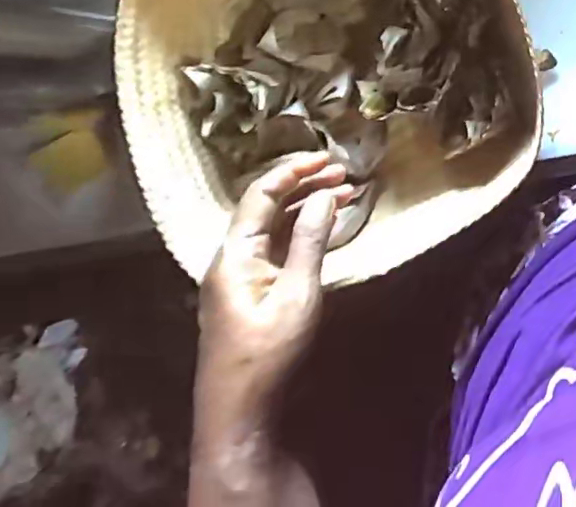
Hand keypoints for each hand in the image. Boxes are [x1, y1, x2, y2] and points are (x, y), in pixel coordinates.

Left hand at [198, 153, 353, 414]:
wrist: (238, 417)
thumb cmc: (268, 356)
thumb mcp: (297, 296)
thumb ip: (309, 241)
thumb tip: (324, 195)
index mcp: (235, 250)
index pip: (262, 192)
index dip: (295, 170)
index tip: (328, 158)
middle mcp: (231, 254)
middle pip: (267, 204)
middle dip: (305, 185)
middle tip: (343, 174)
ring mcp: (238, 272)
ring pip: (272, 224)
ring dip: (305, 207)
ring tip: (343, 193)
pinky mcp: (248, 289)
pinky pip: (273, 246)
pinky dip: (299, 231)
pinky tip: (324, 225)